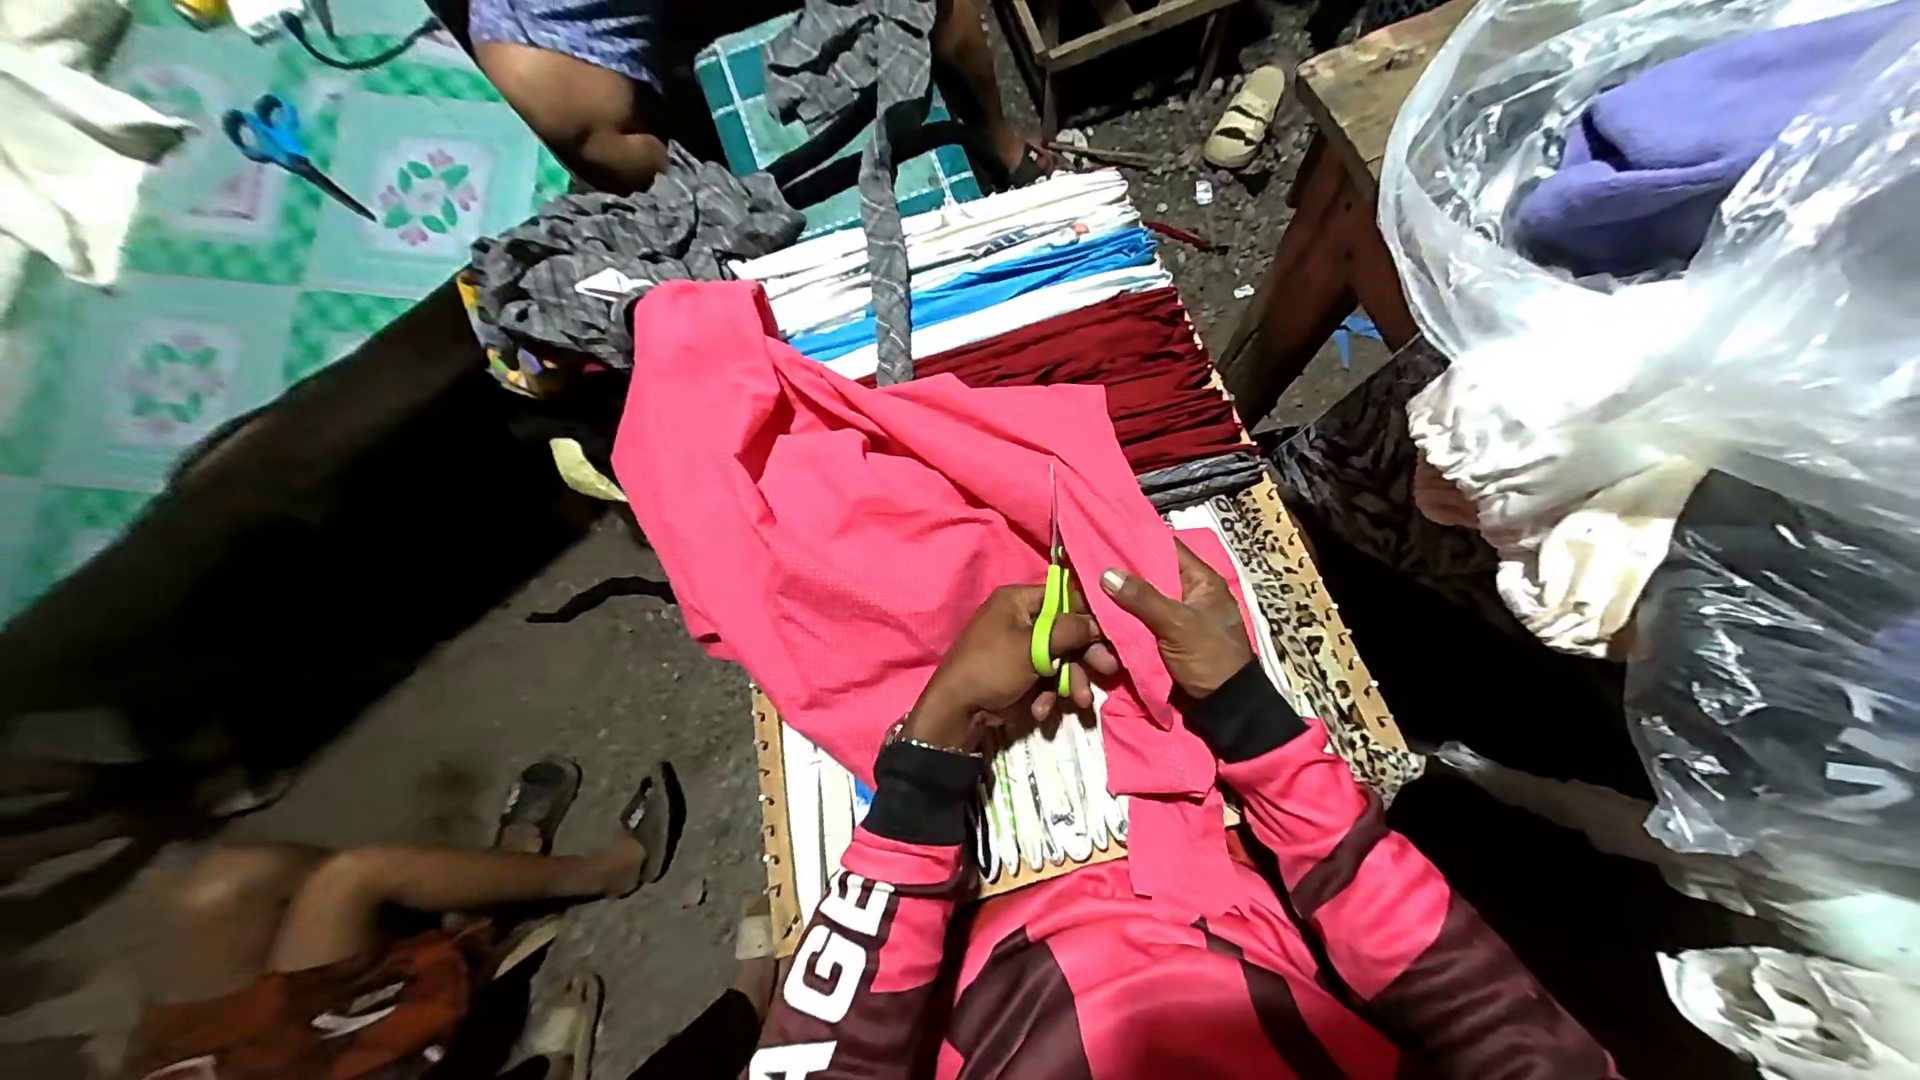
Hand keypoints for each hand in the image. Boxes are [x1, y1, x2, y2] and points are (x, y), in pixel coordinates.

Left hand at [904, 585, 1118, 751]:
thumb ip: (1069, 631)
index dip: (1087, 614)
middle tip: (1107, 670)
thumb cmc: (993, 666)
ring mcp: (1018, 647)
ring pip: (1057, 658)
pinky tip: (1041, 710)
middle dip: (1084, 655)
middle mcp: (1018, 618)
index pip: (1062, 597)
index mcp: (1016, 600)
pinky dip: (1046, 694)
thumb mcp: (1033, 646)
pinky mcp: (1018, 673)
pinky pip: (1043, 677)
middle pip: (1064, 631)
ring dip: (1069, 681)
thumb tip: (1097, 623)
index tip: (1110, 632)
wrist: (957, 711)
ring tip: (1079, 703)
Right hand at [1100, 538, 1253, 698]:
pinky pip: (1133, 624)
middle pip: (1144, 575)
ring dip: (1113, 605)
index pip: (1165, 547)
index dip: (1135, 540)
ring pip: (1134, 602)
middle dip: (1116, 578)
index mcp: (1199, 581)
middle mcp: (1183, 593)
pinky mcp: (1158, 638)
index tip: (1103, 536)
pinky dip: (1117, 626)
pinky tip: (1096, 624)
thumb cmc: (1210, 658)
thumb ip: (1143, 598)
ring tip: (1085, 600)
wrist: (1224, 708)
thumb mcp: (1178, 625)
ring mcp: (1169, 617)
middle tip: (1084, 572)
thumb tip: (1107, 573)